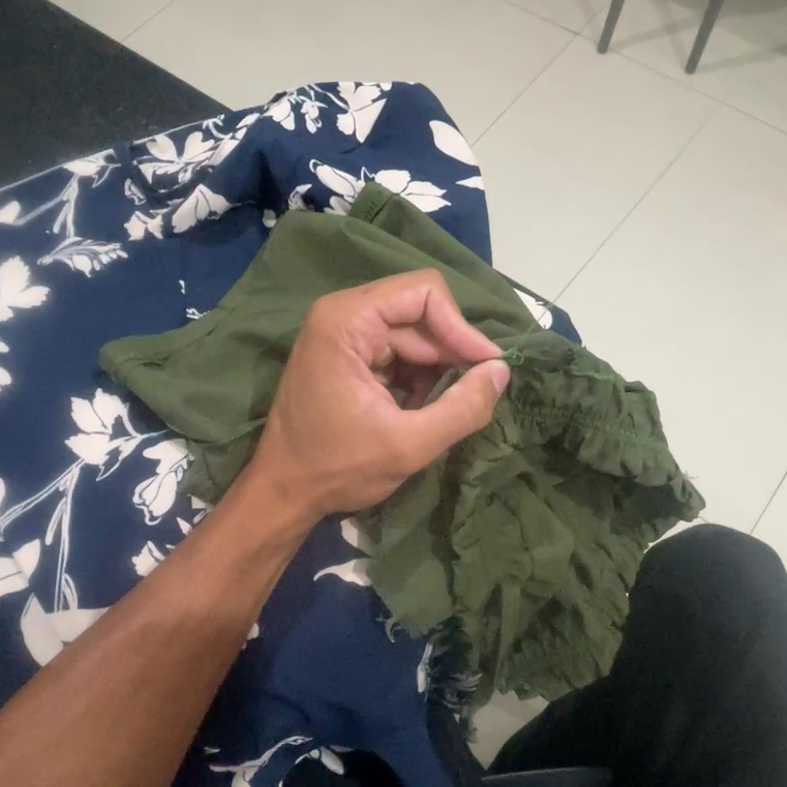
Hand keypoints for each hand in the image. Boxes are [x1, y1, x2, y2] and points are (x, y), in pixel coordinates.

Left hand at [245, 270, 510, 523]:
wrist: (283, 493)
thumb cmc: (337, 468)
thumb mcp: (409, 446)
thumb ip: (462, 408)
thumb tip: (502, 371)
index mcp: (346, 320)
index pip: (424, 293)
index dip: (461, 328)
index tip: (488, 366)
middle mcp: (343, 315)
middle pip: (420, 315)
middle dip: (451, 353)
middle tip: (476, 395)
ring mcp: (344, 335)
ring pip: (414, 337)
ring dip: (437, 371)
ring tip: (444, 411)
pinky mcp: (349, 357)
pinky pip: (399, 355)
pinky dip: (419, 380)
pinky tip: (422, 412)